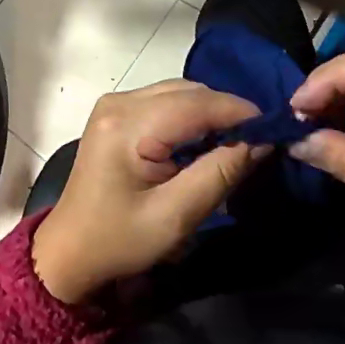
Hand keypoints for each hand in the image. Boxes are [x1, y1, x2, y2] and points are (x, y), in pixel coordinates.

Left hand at [31, 81, 267, 303]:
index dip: (241, 113)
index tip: (275, 132)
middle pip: (189, 92)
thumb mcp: (176, 217)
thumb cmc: (119, 241)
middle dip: (227, 113)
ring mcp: (115, 103)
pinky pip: (166, 101)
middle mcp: (119, 101)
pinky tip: (203, 142)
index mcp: (128, 125)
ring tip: (234, 144)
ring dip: (210, 114)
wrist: (70, 251)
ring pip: (180, 92)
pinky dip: (191, 116)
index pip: (198, 103)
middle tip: (256, 144)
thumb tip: (262, 141)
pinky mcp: (116, 111)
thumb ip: (219, 174)